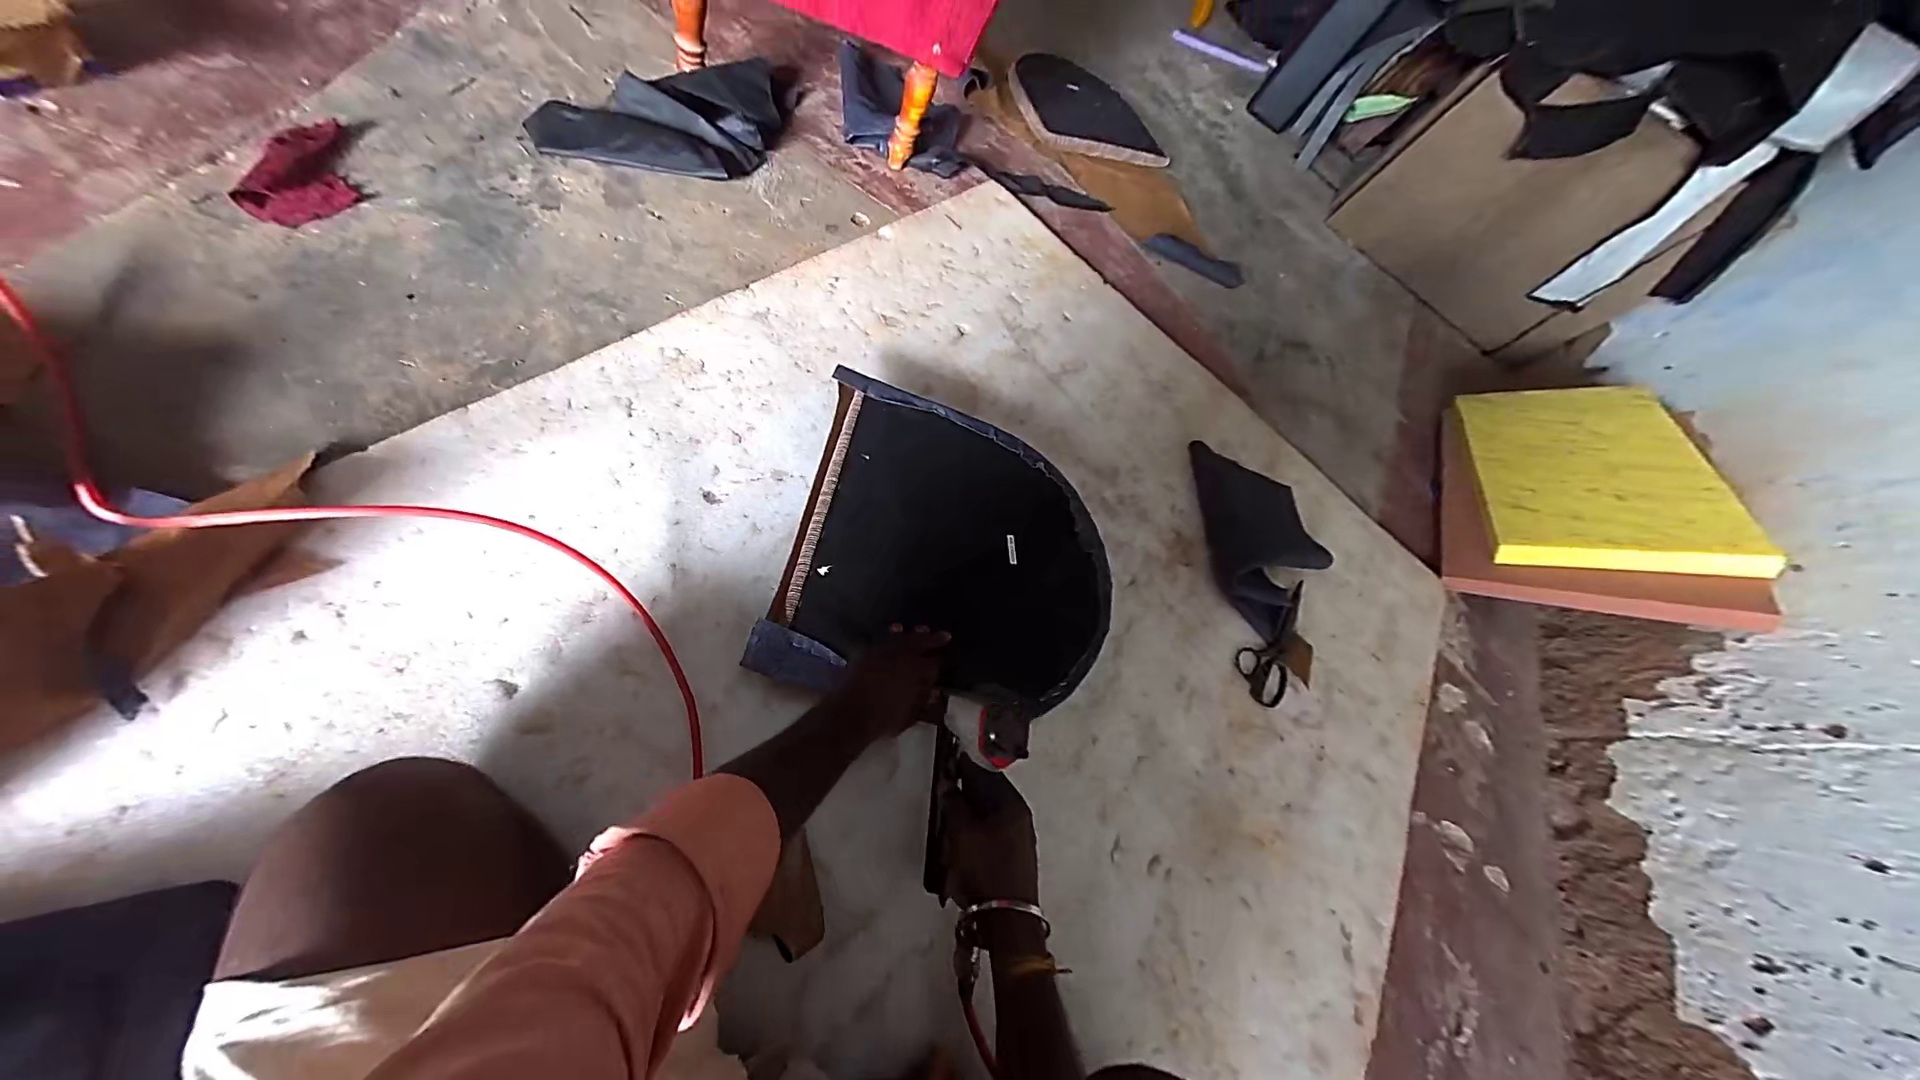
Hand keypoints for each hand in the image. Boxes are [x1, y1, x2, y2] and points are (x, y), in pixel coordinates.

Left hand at [829, 624, 949, 742]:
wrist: (846, 716)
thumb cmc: (881, 721)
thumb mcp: (908, 717)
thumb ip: (923, 702)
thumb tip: (934, 692)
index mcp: (915, 672)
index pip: (933, 663)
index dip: (940, 660)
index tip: (945, 658)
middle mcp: (901, 658)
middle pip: (921, 643)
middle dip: (933, 639)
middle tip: (944, 635)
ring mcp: (883, 653)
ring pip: (903, 638)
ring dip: (914, 634)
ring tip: (923, 628)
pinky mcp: (867, 653)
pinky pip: (884, 639)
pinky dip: (893, 634)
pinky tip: (896, 630)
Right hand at [940, 755, 1039, 907]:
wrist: (1005, 920)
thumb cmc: (984, 869)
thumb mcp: (962, 833)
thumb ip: (954, 804)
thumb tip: (949, 784)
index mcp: (1012, 804)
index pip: (986, 773)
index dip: (965, 767)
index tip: (948, 761)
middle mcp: (1020, 817)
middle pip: (987, 796)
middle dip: (965, 798)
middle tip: (946, 802)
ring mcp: (1019, 839)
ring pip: (987, 818)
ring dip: (968, 821)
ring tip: (951, 836)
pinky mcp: (1014, 858)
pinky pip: (990, 837)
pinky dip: (975, 838)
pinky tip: (961, 852)